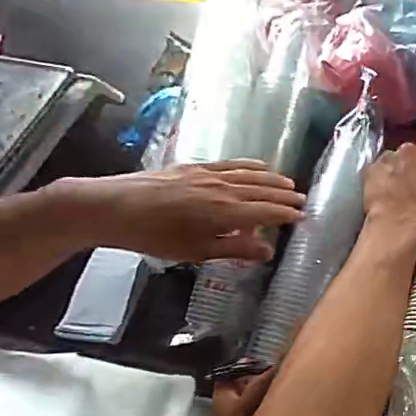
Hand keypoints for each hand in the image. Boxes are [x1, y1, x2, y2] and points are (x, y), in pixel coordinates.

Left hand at [53, 159, 305, 262]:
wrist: (113, 207)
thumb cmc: (155, 237)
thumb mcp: (197, 252)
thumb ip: (235, 250)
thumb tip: (269, 251)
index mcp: (226, 212)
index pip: (266, 212)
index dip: (286, 215)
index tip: (302, 217)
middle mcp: (223, 189)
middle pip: (262, 191)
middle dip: (284, 196)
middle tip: (302, 200)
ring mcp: (208, 174)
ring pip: (249, 175)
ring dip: (271, 180)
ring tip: (288, 183)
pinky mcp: (194, 167)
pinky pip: (230, 164)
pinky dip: (249, 165)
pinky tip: (258, 166)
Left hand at [363, 138, 415, 242]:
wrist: (396, 224)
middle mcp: (410, 151)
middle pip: (409, 151)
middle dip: (409, 163)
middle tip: (409, 182)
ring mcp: (388, 157)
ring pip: (391, 158)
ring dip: (393, 169)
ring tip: (393, 189)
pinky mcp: (371, 168)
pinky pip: (376, 168)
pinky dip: (378, 176)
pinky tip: (380, 191)